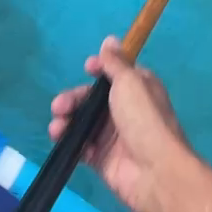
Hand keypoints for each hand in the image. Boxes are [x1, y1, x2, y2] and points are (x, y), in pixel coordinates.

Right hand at [48, 36, 193, 211]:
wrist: (154, 171)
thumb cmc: (143, 118)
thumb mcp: (130, 81)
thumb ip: (115, 62)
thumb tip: (110, 40)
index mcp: (137, 88)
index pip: (114, 73)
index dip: (99, 69)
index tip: (87, 68)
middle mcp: (125, 110)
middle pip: (92, 98)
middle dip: (73, 98)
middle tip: (59, 105)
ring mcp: (113, 136)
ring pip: (82, 121)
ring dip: (66, 120)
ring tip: (56, 127)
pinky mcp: (102, 159)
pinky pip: (81, 146)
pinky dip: (70, 141)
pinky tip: (63, 141)